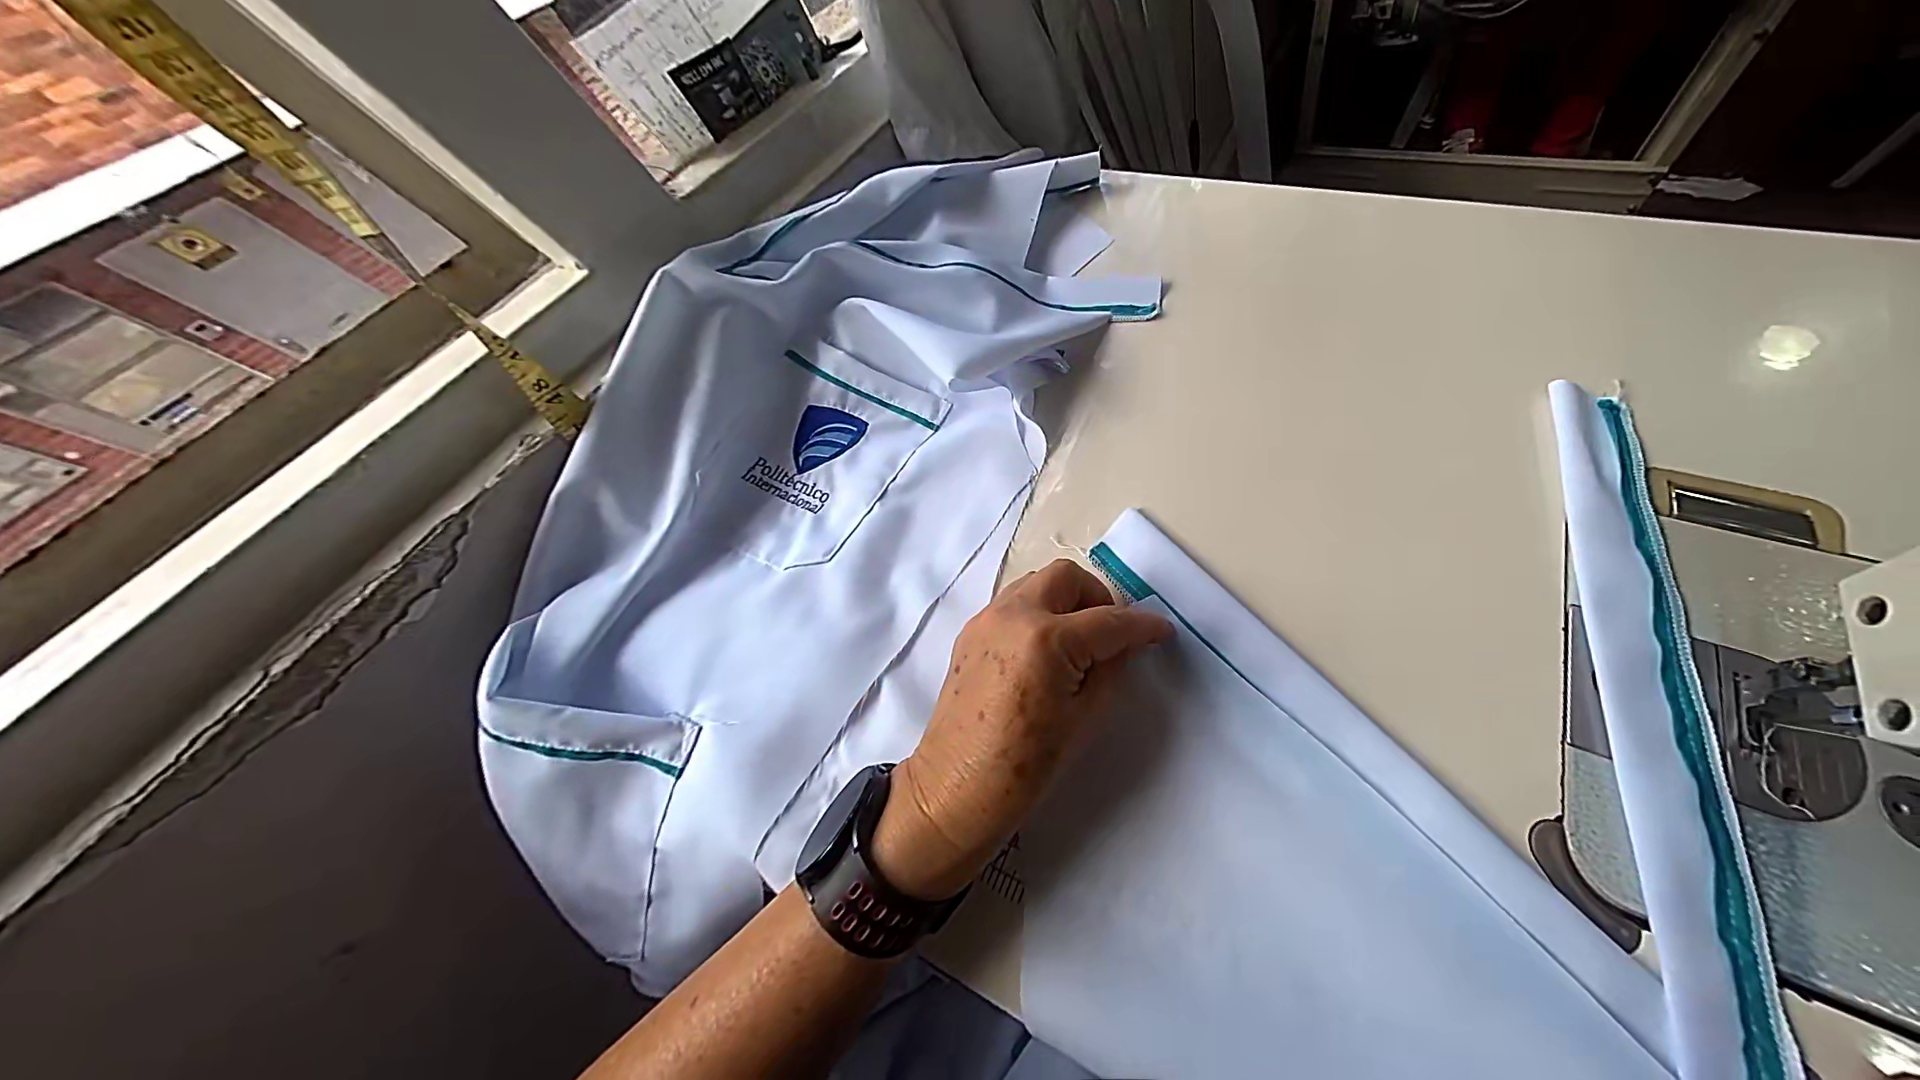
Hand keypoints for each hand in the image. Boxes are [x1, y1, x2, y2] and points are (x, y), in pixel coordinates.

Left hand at [871, 559, 1172, 899]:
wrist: (957, 786)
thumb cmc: (1025, 764)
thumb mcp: (1085, 718)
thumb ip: (1110, 669)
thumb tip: (1122, 644)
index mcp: (1046, 638)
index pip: (1107, 620)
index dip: (1142, 626)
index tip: (1161, 631)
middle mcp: (1012, 616)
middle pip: (1066, 578)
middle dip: (1098, 598)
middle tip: (1111, 635)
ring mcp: (986, 620)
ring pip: (1035, 584)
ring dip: (1064, 600)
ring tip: (1077, 643)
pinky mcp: (970, 633)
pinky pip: (1012, 604)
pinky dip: (1037, 613)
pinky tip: (1045, 652)